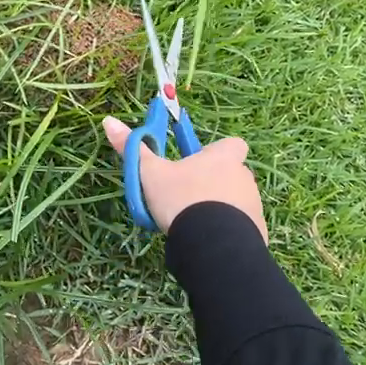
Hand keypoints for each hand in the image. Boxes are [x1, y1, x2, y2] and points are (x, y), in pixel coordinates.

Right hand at [104, 116, 265, 237]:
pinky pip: (243, 228)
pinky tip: (207, 241)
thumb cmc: (181, 199)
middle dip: (215, 182)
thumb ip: (132, 148)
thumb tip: (108, 120)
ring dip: (222, 207)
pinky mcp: (257, 233)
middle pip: (233, 174)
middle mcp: (243, 177)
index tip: (200, 162)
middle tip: (189, 195)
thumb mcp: (151, 173)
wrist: (212, 244)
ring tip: (194, 222)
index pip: (233, 145)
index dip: (218, 152)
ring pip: (238, 201)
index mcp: (222, 158)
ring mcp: (253, 206)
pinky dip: (228, 231)